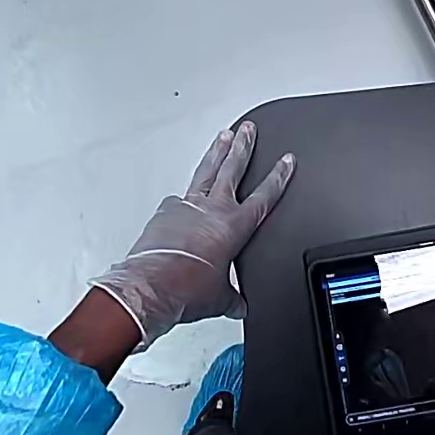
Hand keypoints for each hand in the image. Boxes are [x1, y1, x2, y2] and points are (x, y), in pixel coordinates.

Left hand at [90, 122, 294, 348]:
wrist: (149, 289)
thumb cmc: (185, 291)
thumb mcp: (219, 298)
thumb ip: (232, 296)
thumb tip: (237, 304)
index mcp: (234, 226)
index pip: (264, 195)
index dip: (278, 177)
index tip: (286, 161)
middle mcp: (212, 209)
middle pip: (232, 168)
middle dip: (243, 147)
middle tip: (248, 130)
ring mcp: (186, 206)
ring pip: (206, 172)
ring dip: (216, 153)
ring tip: (224, 136)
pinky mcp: (165, 212)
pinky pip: (178, 200)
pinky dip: (184, 198)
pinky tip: (184, 197)